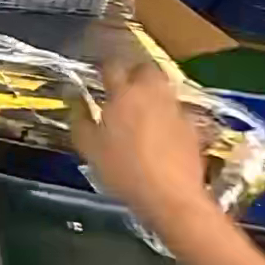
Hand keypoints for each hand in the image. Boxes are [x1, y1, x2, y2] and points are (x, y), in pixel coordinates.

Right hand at [67, 61, 208, 225]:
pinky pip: (176, 111)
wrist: (173, 199)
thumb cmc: (123, 169)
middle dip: (134, 72)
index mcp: (123, 93)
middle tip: (122, 86)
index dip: (104, 67)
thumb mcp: (88, 145)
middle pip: (145, 69)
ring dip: (151, 92)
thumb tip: (72, 93)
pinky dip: (166, 114)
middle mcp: (151, 94)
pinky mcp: (193, 129)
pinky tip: (159, 131)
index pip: (112, 66)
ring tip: (140, 108)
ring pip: (163, 88)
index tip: (97, 75)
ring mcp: (175, 110)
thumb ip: (78, 115)